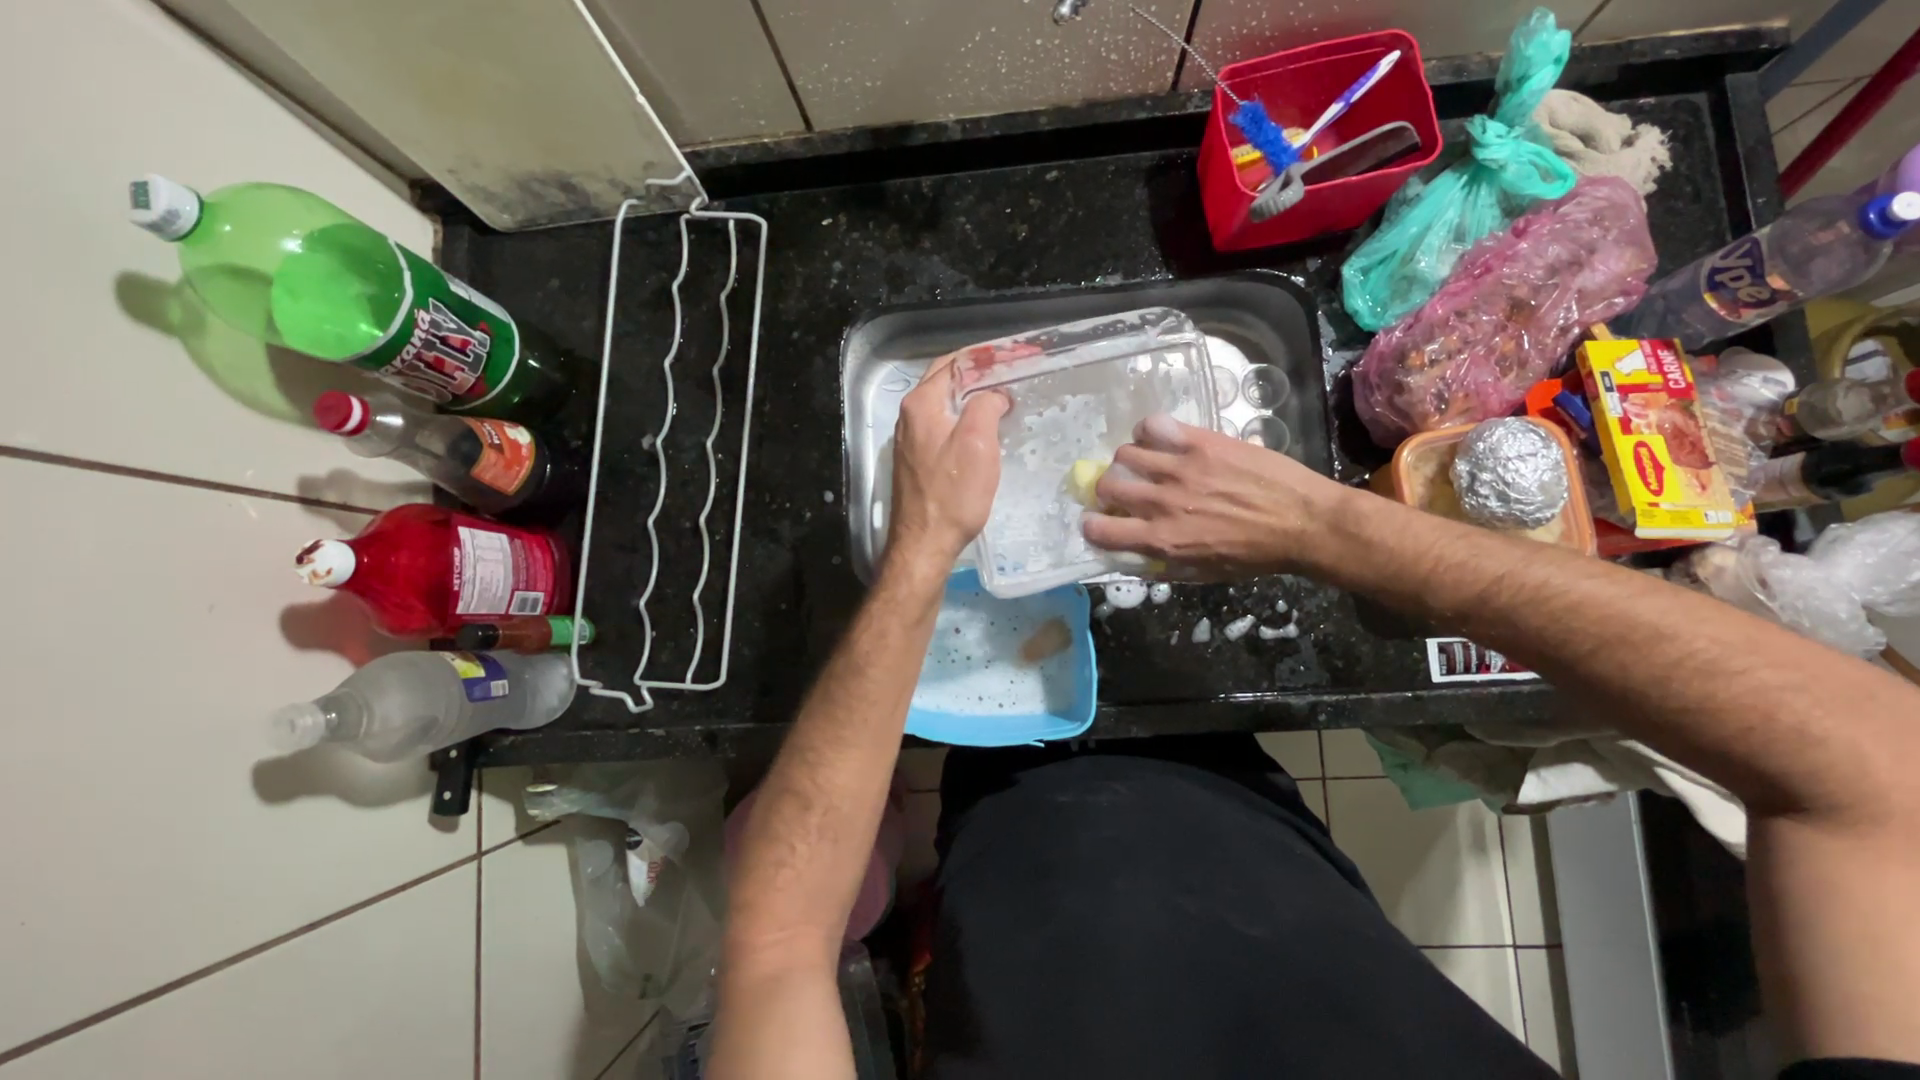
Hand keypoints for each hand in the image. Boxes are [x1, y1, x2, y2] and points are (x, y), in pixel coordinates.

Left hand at [887, 354, 1009, 571]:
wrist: (924, 544)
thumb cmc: (953, 495)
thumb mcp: (977, 443)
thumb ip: (985, 405)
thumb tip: (994, 393)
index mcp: (921, 404)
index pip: (955, 362)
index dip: (987, 356)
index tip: (1018, 355)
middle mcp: (909, 416)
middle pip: (946, 380)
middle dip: (980, 372)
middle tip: (1013, 372)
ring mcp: (909, 439)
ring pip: (944, 404)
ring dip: (972, 396)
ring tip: (1004, 395)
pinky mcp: (916, 460)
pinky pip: (942, 426)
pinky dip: (964, 418)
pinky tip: (984, 427)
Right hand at [1082, 414, 1350, 579]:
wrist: (1304, 522)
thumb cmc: (1256, 555)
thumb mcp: (1205, 572)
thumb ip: (1165, 564)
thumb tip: (1136, 556)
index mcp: (1163, 538)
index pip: (1100, 528)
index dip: (1093, 524)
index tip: (1101, 520)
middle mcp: (1163, 502)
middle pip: (1107, 484)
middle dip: (1109, 489)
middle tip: (1126, 489)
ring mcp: (1180, 468)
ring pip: (1126, 453)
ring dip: (1129, 460)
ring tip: (1146, 462)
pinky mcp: (1200, 442)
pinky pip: (1155, 425)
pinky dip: (1150, 430)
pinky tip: (1162, 438)